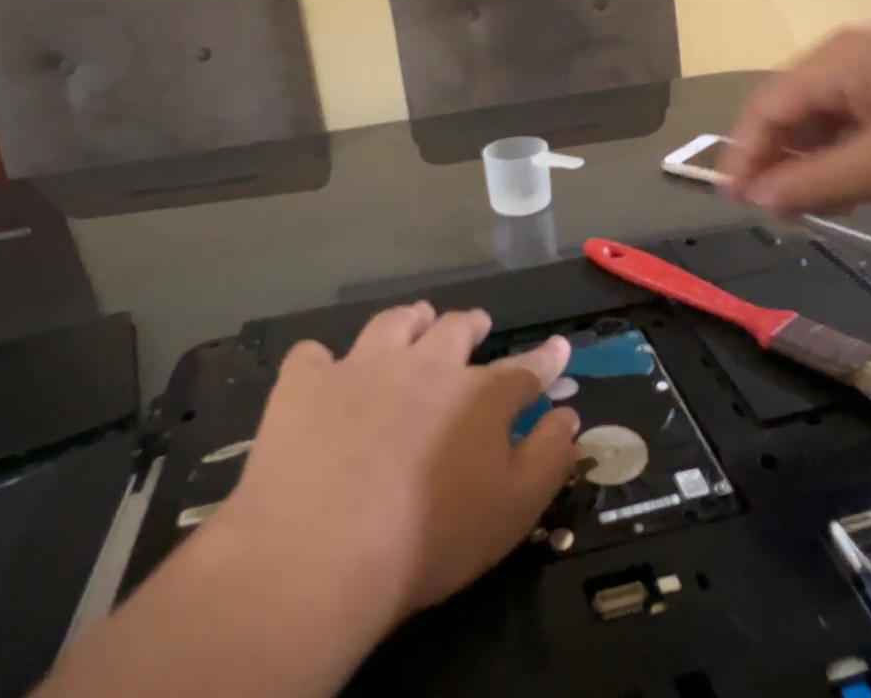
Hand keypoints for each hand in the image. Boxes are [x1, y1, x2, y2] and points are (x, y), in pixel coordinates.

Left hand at [209, 303, 580, 624]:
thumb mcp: (514, 509)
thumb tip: (566, 415)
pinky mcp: (304, 384)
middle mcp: (422, 366)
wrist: (321, 551)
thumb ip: (548, 457)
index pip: (522, 370)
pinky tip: (323, 369)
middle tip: (476, 323)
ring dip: (409, 319)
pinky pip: (313, 355)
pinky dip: (322, 359)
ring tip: (415, 318)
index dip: (544, 359)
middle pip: (454, 330)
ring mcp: (359, 368)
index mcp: (477, 396)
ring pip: (390, 324)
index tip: (557, 348)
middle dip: (471, 324)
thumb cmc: (431, 539)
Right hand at [721, 22, 870, 214]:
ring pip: (829, 113)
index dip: (742, 158)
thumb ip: (816, 184)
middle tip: (784, 212)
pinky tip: (865, 181)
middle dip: (780, 161)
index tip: (733, 205)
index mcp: (839, 60)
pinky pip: (863, 111)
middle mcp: (855, 49)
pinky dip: (851, 149)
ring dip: (816, 160)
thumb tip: (756, 200)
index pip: (764, 109)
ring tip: (827, 206)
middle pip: (792, 108)